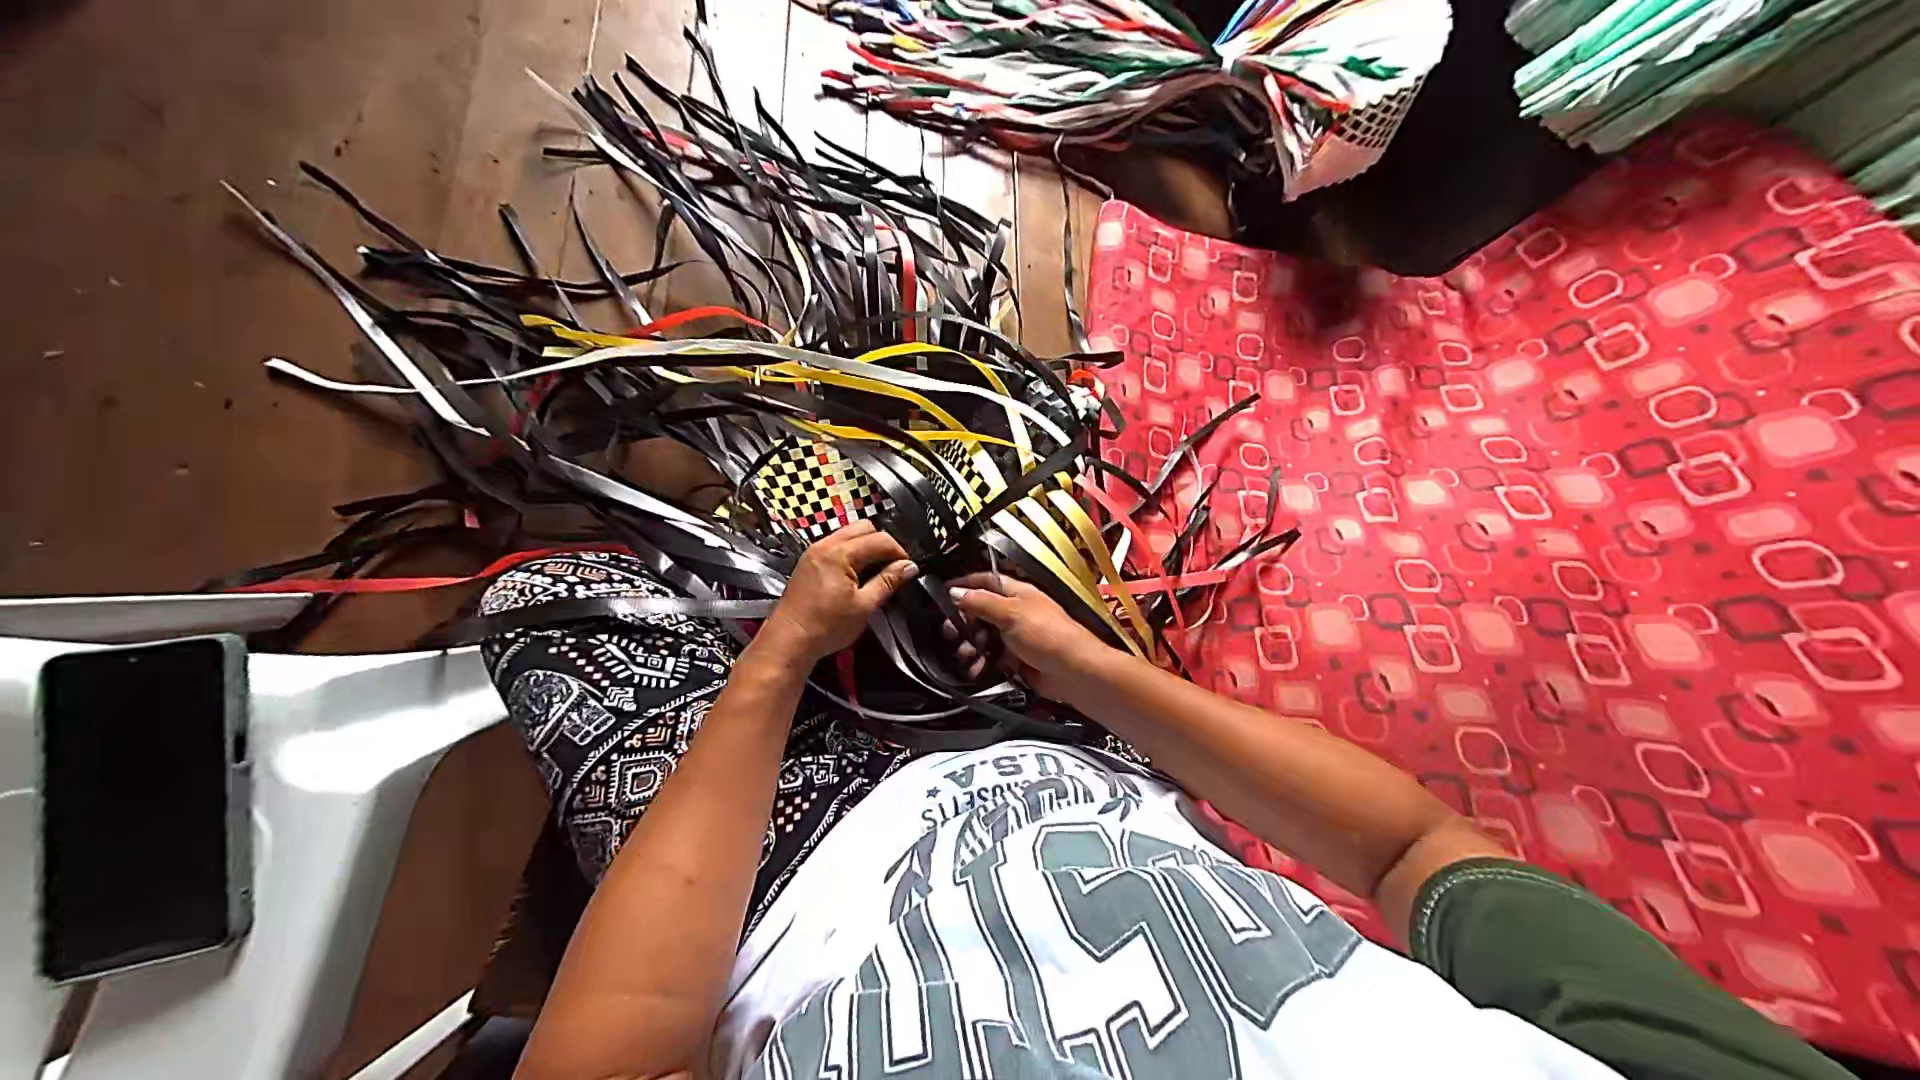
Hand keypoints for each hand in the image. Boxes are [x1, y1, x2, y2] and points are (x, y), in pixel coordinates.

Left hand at [756, 521, 918, 666]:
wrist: (788, 641)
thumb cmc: (826, 627)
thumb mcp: (864, 606)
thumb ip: (888, 582)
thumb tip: (909, 567)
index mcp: (839, 553)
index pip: (879, 539)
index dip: (899, 552)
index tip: (907, 569)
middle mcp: (825, 545)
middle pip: (863, 528)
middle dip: (882, 543)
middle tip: (893, 566)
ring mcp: (814, 551)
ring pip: (849, 534)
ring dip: (866, 546)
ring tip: (877, 570)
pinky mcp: (809, 561)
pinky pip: (836, 544)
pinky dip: (851, 551)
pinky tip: (857, 573)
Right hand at [945, 572, 1113, 701]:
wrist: (1072, 671)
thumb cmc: (1051, 636)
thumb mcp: (1010, 613)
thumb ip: (981, 602)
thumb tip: (957, 593)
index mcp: (1017, 593)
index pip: (986, 581)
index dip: (965, 585)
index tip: (946, 592)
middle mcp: (1016, 613)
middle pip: (981, 612)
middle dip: (964, 622)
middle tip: (952, 631)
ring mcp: (1016, 636)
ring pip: (984, 637)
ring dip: (971, 646)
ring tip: (967, 653)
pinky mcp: (1016, 658)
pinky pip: (991, 658)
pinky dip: (981, 663)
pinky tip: (977, 668)